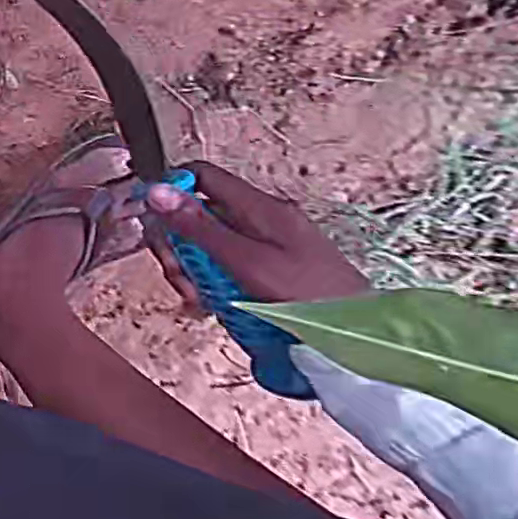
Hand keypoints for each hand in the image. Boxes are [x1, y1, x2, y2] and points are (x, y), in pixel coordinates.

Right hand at [143, 161, 370, 304]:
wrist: (362, 343)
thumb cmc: (310, 299)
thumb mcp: (246, 261)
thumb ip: (199, 226)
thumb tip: (156, 190)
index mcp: (259, 208)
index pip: (200, 174)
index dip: (170, 190)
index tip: (155, 220)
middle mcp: (259, 219)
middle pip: (195, 213)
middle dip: (176, 243)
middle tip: (177, 273)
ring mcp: (262, 244)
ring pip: (202, 242)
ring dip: (188, 268)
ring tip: (196, 297)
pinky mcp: (263, 268)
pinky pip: (219, 264)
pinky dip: (206, 281)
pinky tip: (209, 303)